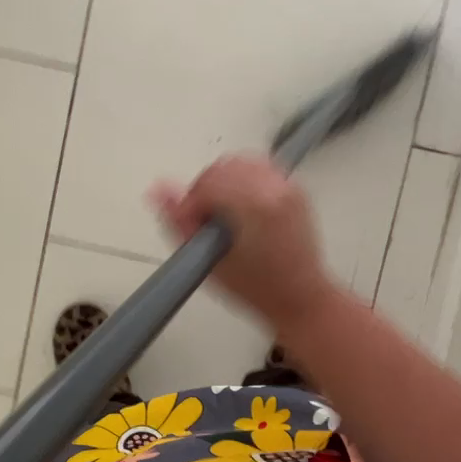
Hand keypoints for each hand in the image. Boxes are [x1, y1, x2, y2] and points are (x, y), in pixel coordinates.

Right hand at [151, 155, 340, 327]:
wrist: (302, 298)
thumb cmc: (257, 289)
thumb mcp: (211, 262)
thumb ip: (181, 223)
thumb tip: (157, 189)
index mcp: (256, 205)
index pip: (208, 182)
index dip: (191, 203)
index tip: (191, 225)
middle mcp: (276, 188)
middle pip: (224, 167)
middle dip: (206, 189)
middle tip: (204, 221)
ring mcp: (289, 186)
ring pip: (242, 163)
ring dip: (225, 182)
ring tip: (223, 214)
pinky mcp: (295, 189)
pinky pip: (261, 169)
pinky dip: (244, 181)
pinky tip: (241, 208)